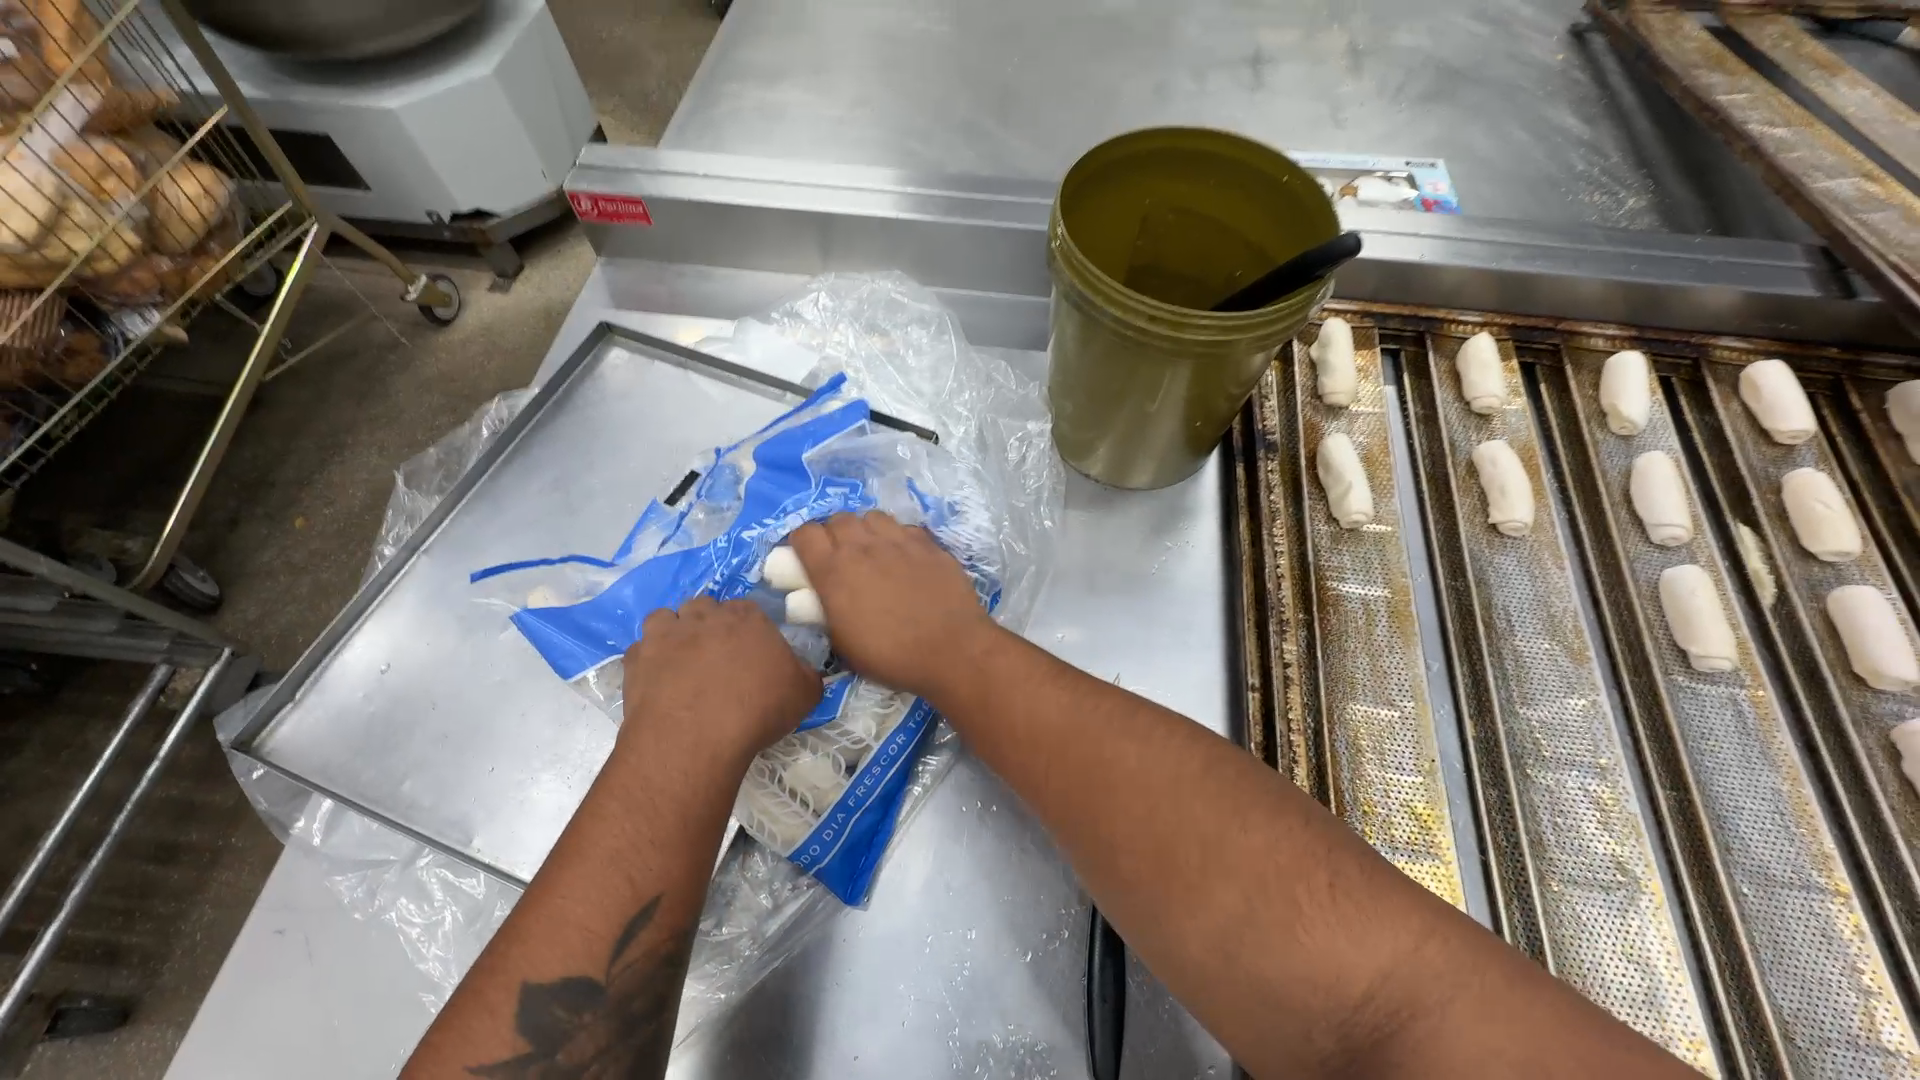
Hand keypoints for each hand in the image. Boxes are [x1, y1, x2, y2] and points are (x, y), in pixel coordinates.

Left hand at [619, 596, 820, 764]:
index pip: (746, 609)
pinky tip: (659, 681)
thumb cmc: (756, 711)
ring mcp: (665, 635)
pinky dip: (649, 660)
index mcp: (747, 618)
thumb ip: (807, 674)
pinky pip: (641, 649)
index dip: (747, 630)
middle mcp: (704, 616)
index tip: (750, 653)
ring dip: (674, 633)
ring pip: (666, 618)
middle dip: (708, 625)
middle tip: (716, 658)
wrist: (695, 739)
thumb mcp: (804, 694)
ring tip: (682, 663)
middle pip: (704, 607)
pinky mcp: (636, 659)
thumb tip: (804, 669)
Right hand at [789, 512, 999, 699]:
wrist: (951, 652)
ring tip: (874, 551)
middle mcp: (863, 547)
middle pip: (838, 519)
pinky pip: (904, 528)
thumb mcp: (842, 644)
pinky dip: (898, 538)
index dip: (803, 543)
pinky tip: (905, 557)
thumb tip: (821, 599)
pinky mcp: (928, 543)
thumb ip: (826, 612)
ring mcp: (899, 541)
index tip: (808, 558)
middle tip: (842, 557)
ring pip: (872, 516)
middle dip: (834, 533)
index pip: (805, 533)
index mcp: (834, 572)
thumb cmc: (891, 657)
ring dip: (866, 530)